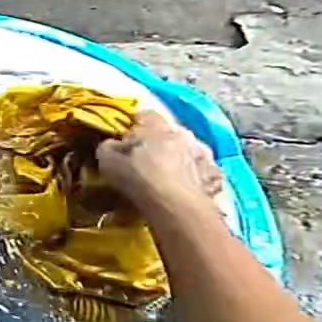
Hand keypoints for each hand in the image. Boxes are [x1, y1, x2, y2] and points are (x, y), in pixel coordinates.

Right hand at [97, 111, 222, 222]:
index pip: (145, 115)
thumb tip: (112, 145)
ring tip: (170, 176)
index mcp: (156, 127)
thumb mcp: (107, 159)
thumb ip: (109, 147)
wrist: (174, 206)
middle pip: (170, 133)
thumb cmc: (137, 178)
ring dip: (182, 159)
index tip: (127, 136)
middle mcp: (183, 135)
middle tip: (147, 159)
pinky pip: (206, 173)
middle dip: (161, 142)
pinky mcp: (215, 177)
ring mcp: (202, 155)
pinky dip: (198, 178)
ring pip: (191, 151)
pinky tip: (190, 189)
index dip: (135, 124)